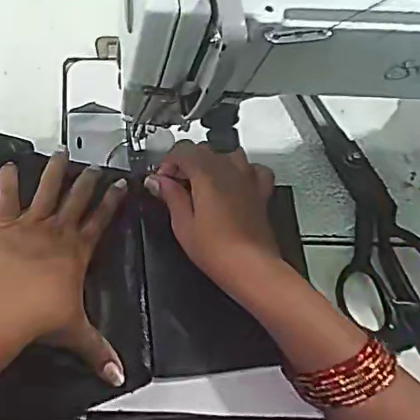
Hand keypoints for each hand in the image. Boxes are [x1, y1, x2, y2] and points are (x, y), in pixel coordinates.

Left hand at [0, 152, 128, 386]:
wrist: (7, 305)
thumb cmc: (42, 315)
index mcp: (78, 251)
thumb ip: (99, 351)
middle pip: (77, 200)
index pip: (100, 221)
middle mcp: (58, 231)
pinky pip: (7, 198)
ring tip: (61, 154)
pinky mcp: (5, 224)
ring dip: (55, 172)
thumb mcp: (77, 332)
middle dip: (88, 181)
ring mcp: (31, 224)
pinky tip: (7, 165)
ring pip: (47, 190)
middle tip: (94, 166)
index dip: (111, 202)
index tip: (119, 185)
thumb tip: (119, 376)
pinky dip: (6, 181)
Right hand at [146, 140, 281, 290]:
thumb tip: (158, 181)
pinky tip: (232, 184)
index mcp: (207, 174)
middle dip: (185, 163)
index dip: (167, 163)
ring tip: (200, 185)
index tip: (161, 179)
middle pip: (202, 150)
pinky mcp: (261, 193)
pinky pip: (252, 170)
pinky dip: (241, 172)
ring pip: (227, 155)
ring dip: (211, 164)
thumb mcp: (182, 224)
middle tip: (174, 186)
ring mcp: (248, 179)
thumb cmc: (219, 251)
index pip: (182, 150)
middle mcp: (229, 170)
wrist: (252, 269)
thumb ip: (170, 196)